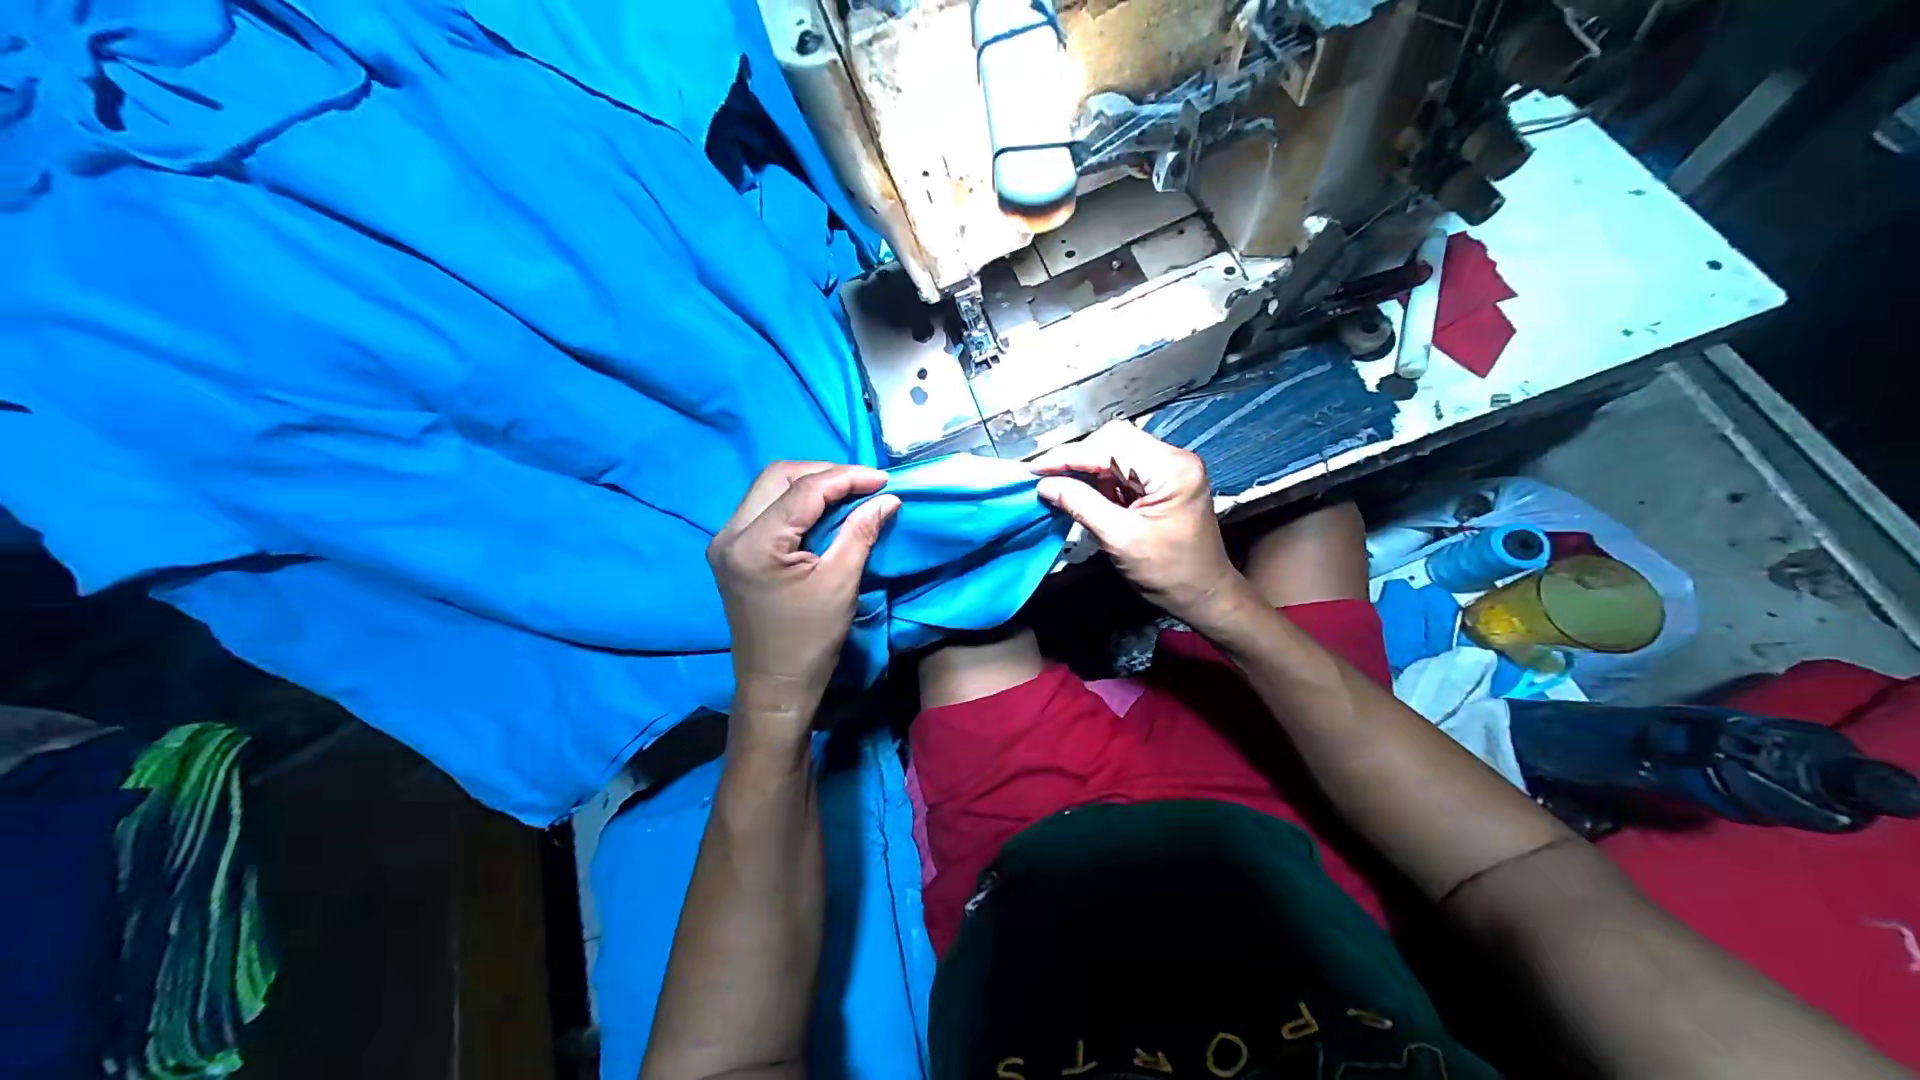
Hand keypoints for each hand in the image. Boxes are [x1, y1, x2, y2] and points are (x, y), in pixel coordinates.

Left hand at [708, 462, 900, 739]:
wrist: (775, 684)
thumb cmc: (810, 639)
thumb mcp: (841, 582)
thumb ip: (860, 532)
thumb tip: (888, 498)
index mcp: (754, 544)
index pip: (803, 490)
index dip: (846, 477)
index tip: (883, 480)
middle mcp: (729, 533)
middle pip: (778, 476)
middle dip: (824, 473)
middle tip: (863, 484)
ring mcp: (725, 540)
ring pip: (769, 487)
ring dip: (809, 484)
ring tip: (848, 493)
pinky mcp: (731, 550)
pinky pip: (764, 507)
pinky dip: (795, 501)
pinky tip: (823, 509)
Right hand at [1030, 421, 1250, 630]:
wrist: (1203, 595)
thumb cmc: (1168, 572)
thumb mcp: (1119, 538)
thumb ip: (1081, 504)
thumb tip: (1045, 484)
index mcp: (1172, 469)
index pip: (1111, 445)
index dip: (1069, 456)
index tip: (1036, 469)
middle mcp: (1175, 459)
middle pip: (1115, 440)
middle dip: (1079, 458)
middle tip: (1050, 479)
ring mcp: (1172, 468)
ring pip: (1118, 451)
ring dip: (1090, 469)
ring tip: (1066, 489)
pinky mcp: (1165, 481)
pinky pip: (1126, 467)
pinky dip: (1103, 479)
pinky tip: (1088, 495)